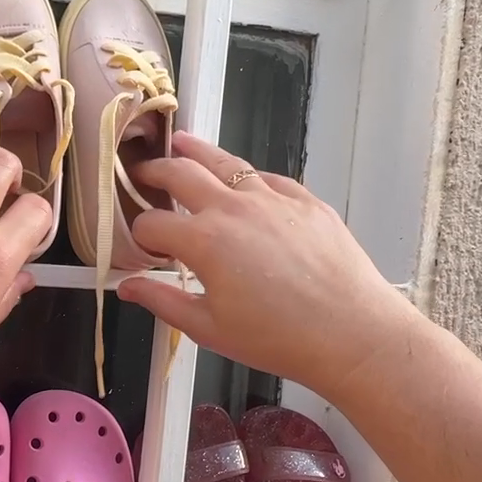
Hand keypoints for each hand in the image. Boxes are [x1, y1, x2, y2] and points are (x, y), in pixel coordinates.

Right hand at [115, 132, 421, 393]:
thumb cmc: (278, 338)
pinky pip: (266, 177)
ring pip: (223, 160)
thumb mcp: (208, 328)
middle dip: (152, 171)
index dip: (138, 233)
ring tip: (179, 142)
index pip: (151, 223)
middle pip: (179, 172)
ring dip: (195, 151)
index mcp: (203, 240)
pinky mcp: (305, 200)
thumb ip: (162, 301)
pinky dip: (244, 176)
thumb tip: (126, 287)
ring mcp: (272, 198)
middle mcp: (233, 208)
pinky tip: (239, 179)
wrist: (354, 336)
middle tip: (139, 173)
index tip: (141, 245)